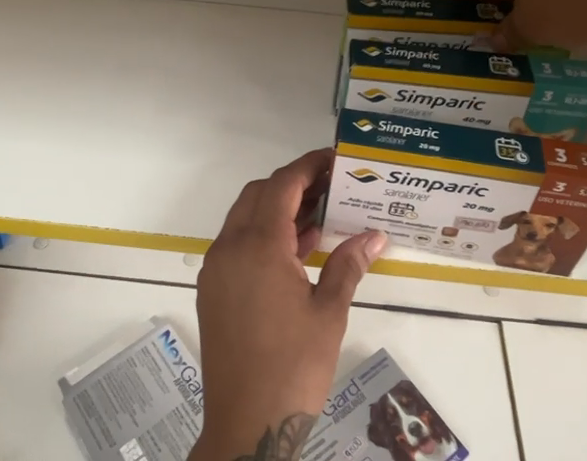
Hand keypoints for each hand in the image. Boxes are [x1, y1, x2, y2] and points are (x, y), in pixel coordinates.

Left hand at [190, 149, 388, 460]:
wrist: (247, 426)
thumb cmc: (293, 367)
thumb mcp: (328, 314)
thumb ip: (347, 266)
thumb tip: (373, 237)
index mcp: (258, 246)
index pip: (282, 185)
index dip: (308, 166)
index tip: (335, 160)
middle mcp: (229, 248)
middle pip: (259, 195)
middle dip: (293, 185)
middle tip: (331, 189)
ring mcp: (216, 270)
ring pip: (244, 219)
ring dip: (277, 210)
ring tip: (320, 218)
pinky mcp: (212, 291)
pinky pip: (236, 245)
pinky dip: (262, 236)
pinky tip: (296, 253)